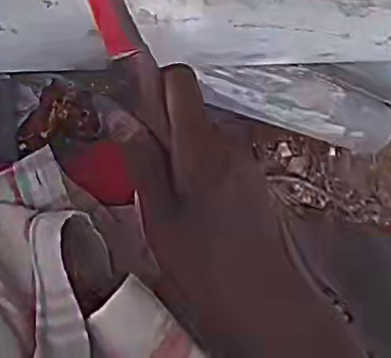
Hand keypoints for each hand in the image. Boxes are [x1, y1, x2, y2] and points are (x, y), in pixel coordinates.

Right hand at [107, 62, 361, 357]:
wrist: (273, 312)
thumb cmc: (208, 268)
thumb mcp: (160, 216)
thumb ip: (141, 158)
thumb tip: (118, 113)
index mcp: (200, 144)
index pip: (179, 78)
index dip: (154, 81)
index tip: (134, 104)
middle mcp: (227, 141)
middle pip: (189, 103)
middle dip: (162, 119)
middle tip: (142, 159)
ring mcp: (244, 159)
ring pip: (202, 130)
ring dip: (180, 146)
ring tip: (166, 194)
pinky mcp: (253, 178)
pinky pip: (217, 153)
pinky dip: (198, 165)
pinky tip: (192, 207)